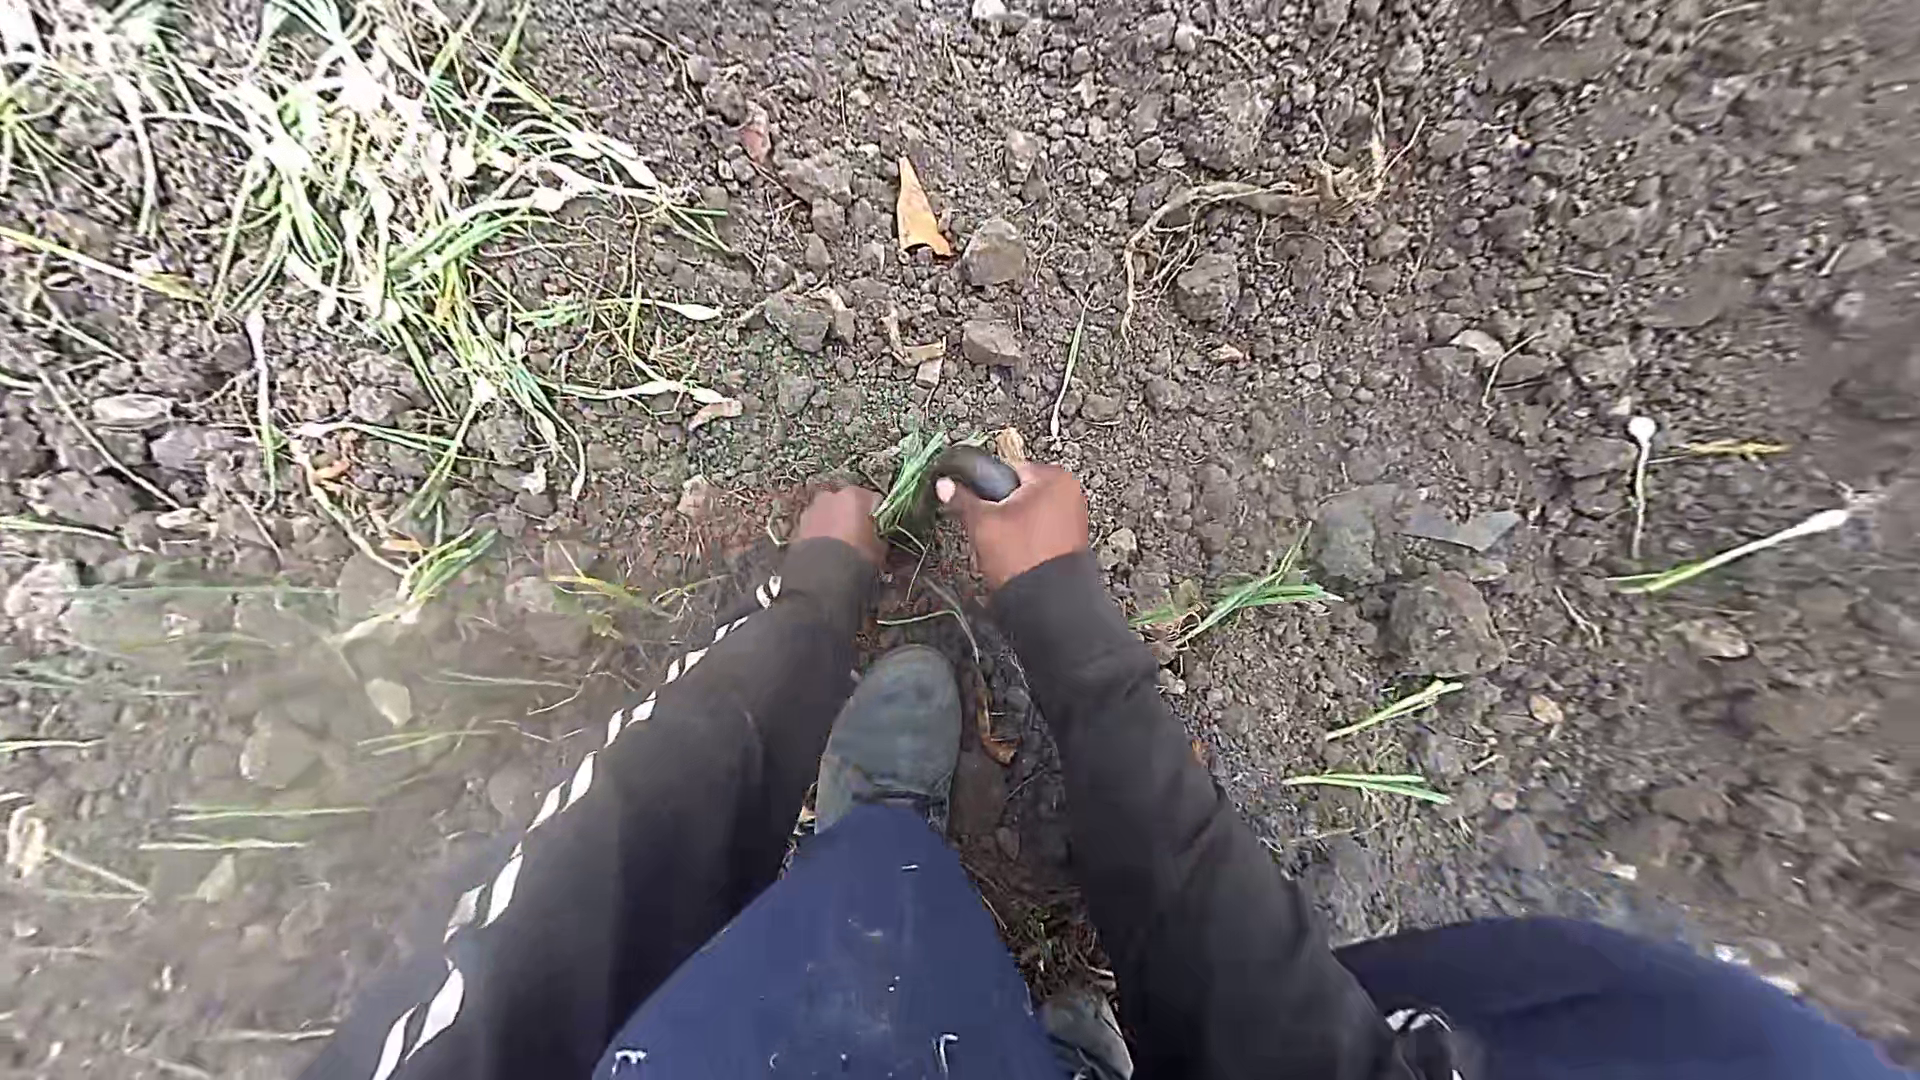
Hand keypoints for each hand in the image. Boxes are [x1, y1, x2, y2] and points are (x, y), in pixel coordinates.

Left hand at [792, 485, 886, 566]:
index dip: (878, 516)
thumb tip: (877, 539)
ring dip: (834, 525)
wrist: (822, 574)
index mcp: (855, 495)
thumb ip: (879, 537)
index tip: (880, 530)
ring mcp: (812, 509)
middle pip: (847, 504)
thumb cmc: (858, 555)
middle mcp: (831, 496)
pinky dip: (821, 535)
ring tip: (840, 547)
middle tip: (859, 537)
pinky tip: (827, 552)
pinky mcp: (798, 525)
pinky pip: (815, 527)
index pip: (873, 500)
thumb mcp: (880, 548)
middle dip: (852, 517)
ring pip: (828, 514)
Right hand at [936, 463, 1088, 589]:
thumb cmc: (1022, 557)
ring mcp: (1074, 519)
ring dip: (1012, 527)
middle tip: (991, 531)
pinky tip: (1018, 556)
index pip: (1009, 470)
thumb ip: (963, 499)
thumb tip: (945, 485)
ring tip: (1005, 547)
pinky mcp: (1072, 542)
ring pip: (1028, 515)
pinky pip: (1040, 533)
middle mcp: (1071, 493)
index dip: (988, 489)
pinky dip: (1027, 541)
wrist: (1048, 603)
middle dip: (1002, 510)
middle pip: (1019, 493)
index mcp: (1055, 478)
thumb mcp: (983, 523)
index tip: (980, 506)